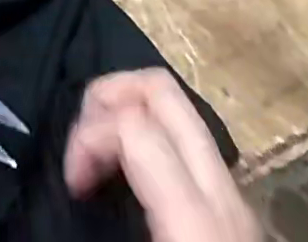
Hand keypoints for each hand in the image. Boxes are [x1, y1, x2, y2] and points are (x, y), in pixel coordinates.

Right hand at [65, 70, 258, 241]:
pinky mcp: (239, 208)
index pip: (133, 122)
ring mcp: (237, 194)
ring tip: (101, 154)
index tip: (72, 183)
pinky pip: (189, 142)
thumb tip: (68, 192)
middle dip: (108, 93)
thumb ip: (108, 218)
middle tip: (82, 139)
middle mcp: (224, 191)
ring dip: (128, 110)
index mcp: (197, 215)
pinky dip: (150, 137)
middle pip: (162, 88)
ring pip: (179, 107)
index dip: (86, 136)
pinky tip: (132, 176)